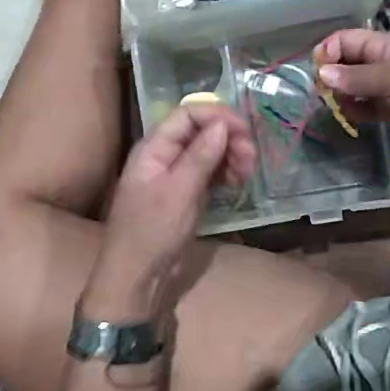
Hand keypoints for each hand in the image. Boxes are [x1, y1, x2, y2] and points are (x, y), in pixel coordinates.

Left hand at [81, 105, 255, 322]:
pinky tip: (239, 180)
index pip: (187, 115)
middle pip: (200, 132)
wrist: (138, 276)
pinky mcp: (186, 195)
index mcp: (153, 148)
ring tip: (248, 171)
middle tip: (251, 157)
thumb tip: (222, 124)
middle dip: (228, 138)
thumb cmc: (153, 231)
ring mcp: (175, 176)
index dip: (217, 116)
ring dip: (230, 156)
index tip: (246, 130)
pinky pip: (208, 173)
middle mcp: (164, 156)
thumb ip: (200, 156)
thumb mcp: (179, 191)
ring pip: (208, 152)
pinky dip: (225, 173)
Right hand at [313, 29, 389, 155]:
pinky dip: (355, 111)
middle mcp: (380, 62)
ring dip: (341, 96)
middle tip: (322, 94)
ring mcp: (385, 86)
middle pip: (345, 63)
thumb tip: (321, 74)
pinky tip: (352, 117)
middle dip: (331, 76)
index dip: (327, 52)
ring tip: (336, 107)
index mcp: (382, 45)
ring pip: (352, 87)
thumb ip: (354, 78)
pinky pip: (364, 106)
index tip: (316, 73)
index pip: (344, 40)